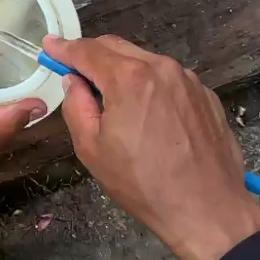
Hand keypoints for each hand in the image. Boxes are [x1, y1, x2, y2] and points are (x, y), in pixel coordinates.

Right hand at [43, 34, 259, 259]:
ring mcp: (188, 79)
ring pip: (143, 60)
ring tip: (115, 100)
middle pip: (115, 47)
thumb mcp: (92, 149)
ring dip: (122, 69)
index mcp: (128, 78)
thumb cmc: (143, 184)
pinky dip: (151, 84)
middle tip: (76, 72)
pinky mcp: (206, 95)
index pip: (87, 51)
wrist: (209, 213)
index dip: (64, 48)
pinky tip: (150, 114)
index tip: (49, 46)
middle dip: (91, 55)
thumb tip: (74, 81)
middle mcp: (160, 67)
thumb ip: (76, 106)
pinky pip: (168, 78)